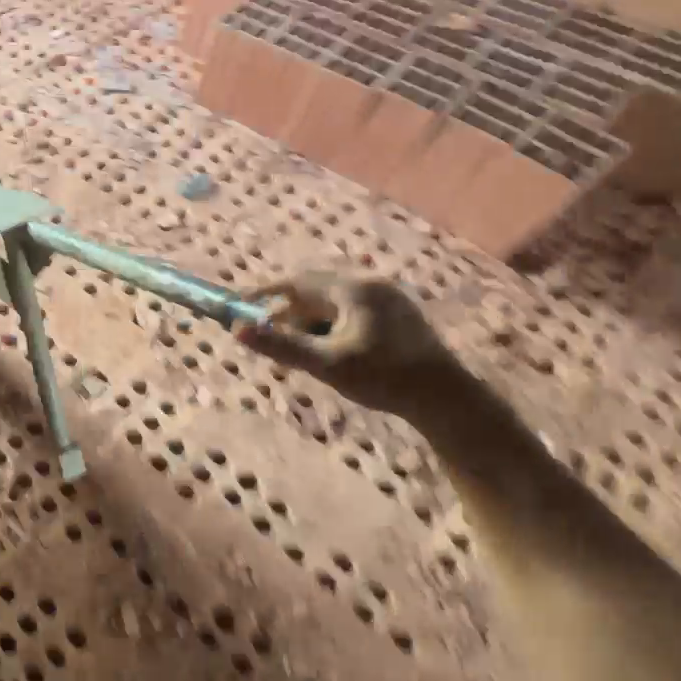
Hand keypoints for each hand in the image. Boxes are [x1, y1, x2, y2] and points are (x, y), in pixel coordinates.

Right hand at [232, 273, 469, 425]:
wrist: (446, 398)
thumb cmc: (383, 377)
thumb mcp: (325, 363)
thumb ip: (280, 345)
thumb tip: (235, 330)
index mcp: (353, 289)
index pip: (296, 282)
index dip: (263, 293)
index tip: (238, 304)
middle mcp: (370, 284)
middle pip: (313, 289)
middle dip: (287, 309)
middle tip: (267, 331)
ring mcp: (387, 298)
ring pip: (331, 300)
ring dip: (308, 318)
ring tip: (298, 345)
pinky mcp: (396, 314)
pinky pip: (349, 309)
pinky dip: (328, 323)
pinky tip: (327, 347)